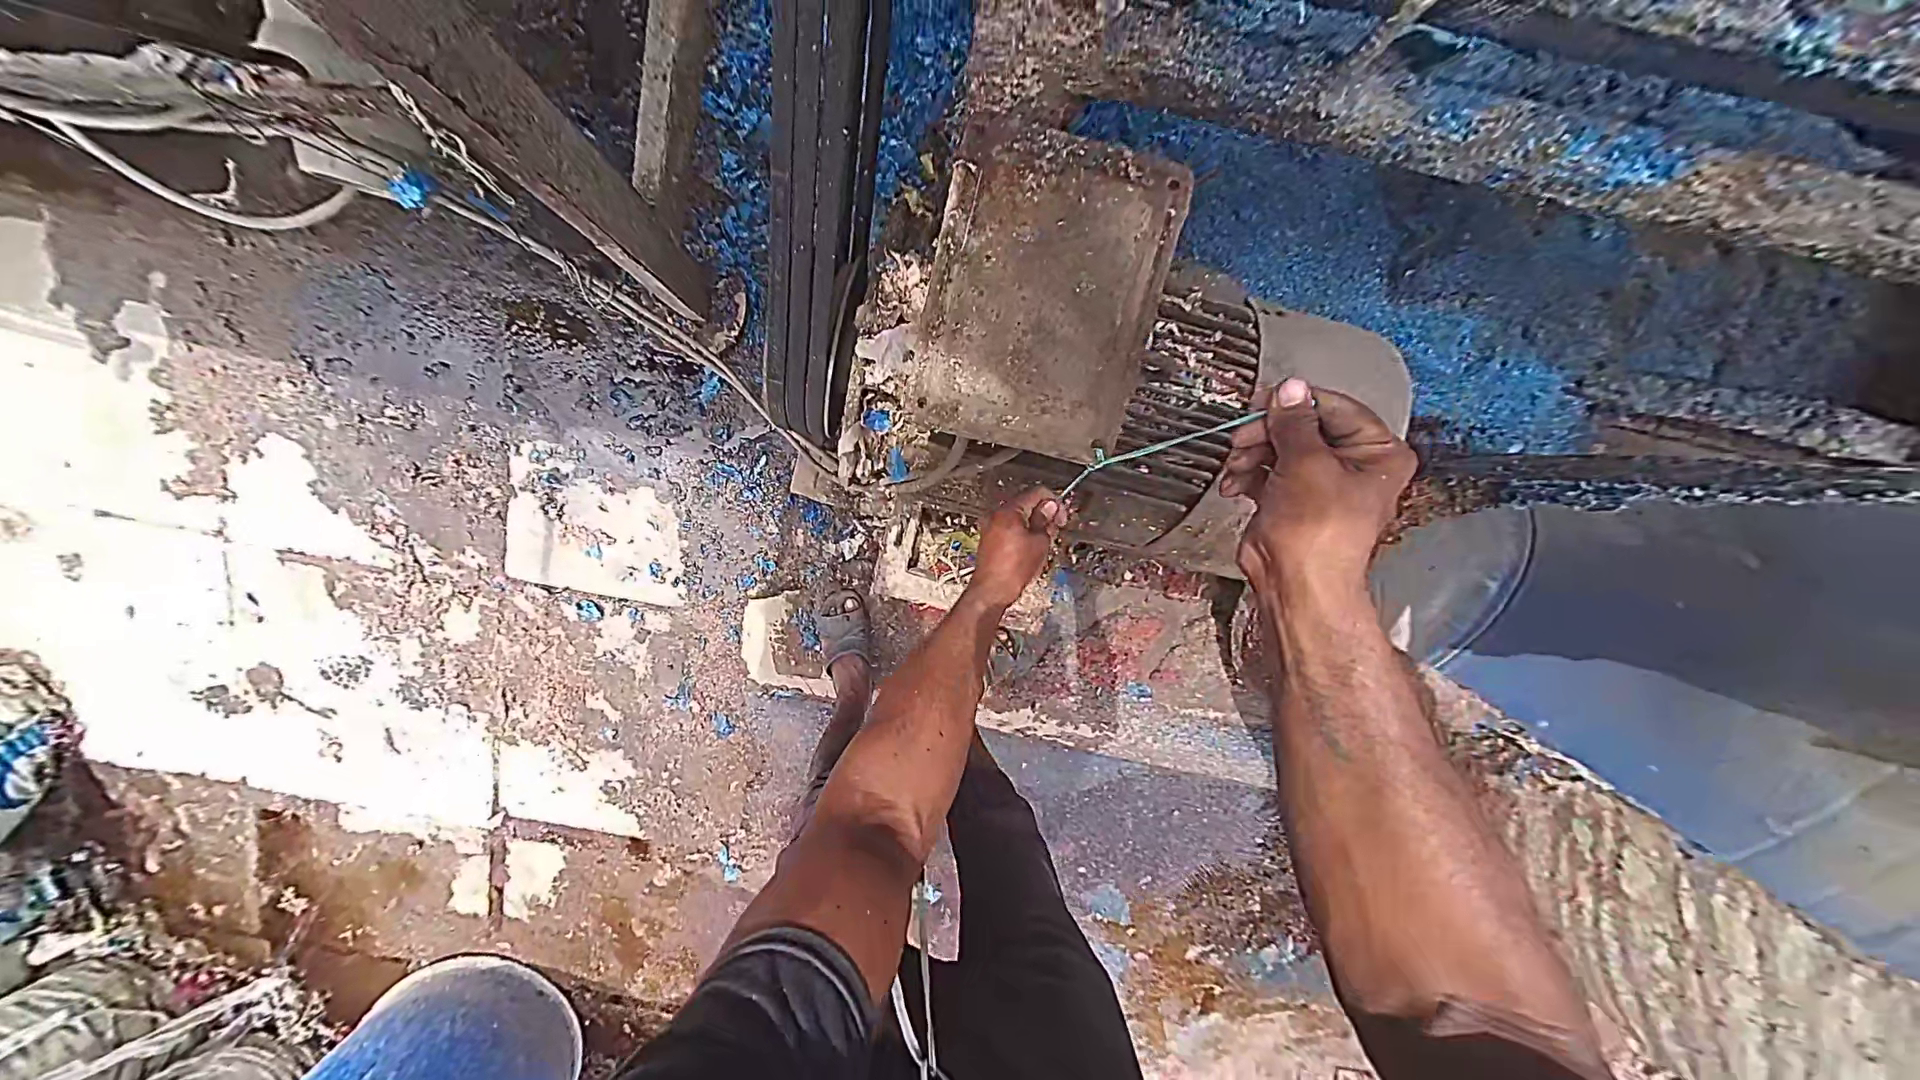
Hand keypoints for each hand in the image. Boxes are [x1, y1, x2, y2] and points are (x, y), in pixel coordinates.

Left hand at [967, 487, 1067, 609]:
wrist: (992, 591)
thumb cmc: (1012, 570)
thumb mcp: (1040, 542)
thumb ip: (1045, 520)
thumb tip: (1049, 507)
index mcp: (1009, 511)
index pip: (1036, 493)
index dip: (1054, 502)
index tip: (1061, 515)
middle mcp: (996, 515)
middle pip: (1026, 504)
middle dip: (1043, 514)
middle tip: (1054, 529)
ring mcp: (990, 527)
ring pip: (1018, 517)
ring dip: (1033, 525)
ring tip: (1043, 543)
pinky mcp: (989, 540)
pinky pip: (1009, 529)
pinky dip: (1022, 533)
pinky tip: (1030, 549)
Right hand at [1220, 378, 1416, 599]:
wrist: (1294, 582)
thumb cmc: (1316, 531)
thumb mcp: (1307, 464)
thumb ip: (1295, 423)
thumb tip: (1289, 389)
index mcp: (1377, 453)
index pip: (1335, 408)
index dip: (1296, 404)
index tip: (1263, 402)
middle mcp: (1352, 465)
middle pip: (1302, 428)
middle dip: (1266, 433)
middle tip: (1242, 438)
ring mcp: (1317, 483)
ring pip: (1278, 447)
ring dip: (1251, 454)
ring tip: (1236, 467)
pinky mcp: (1289, 498)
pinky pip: (1265, 471)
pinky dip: (1247, 473)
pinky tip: (1234, 484)